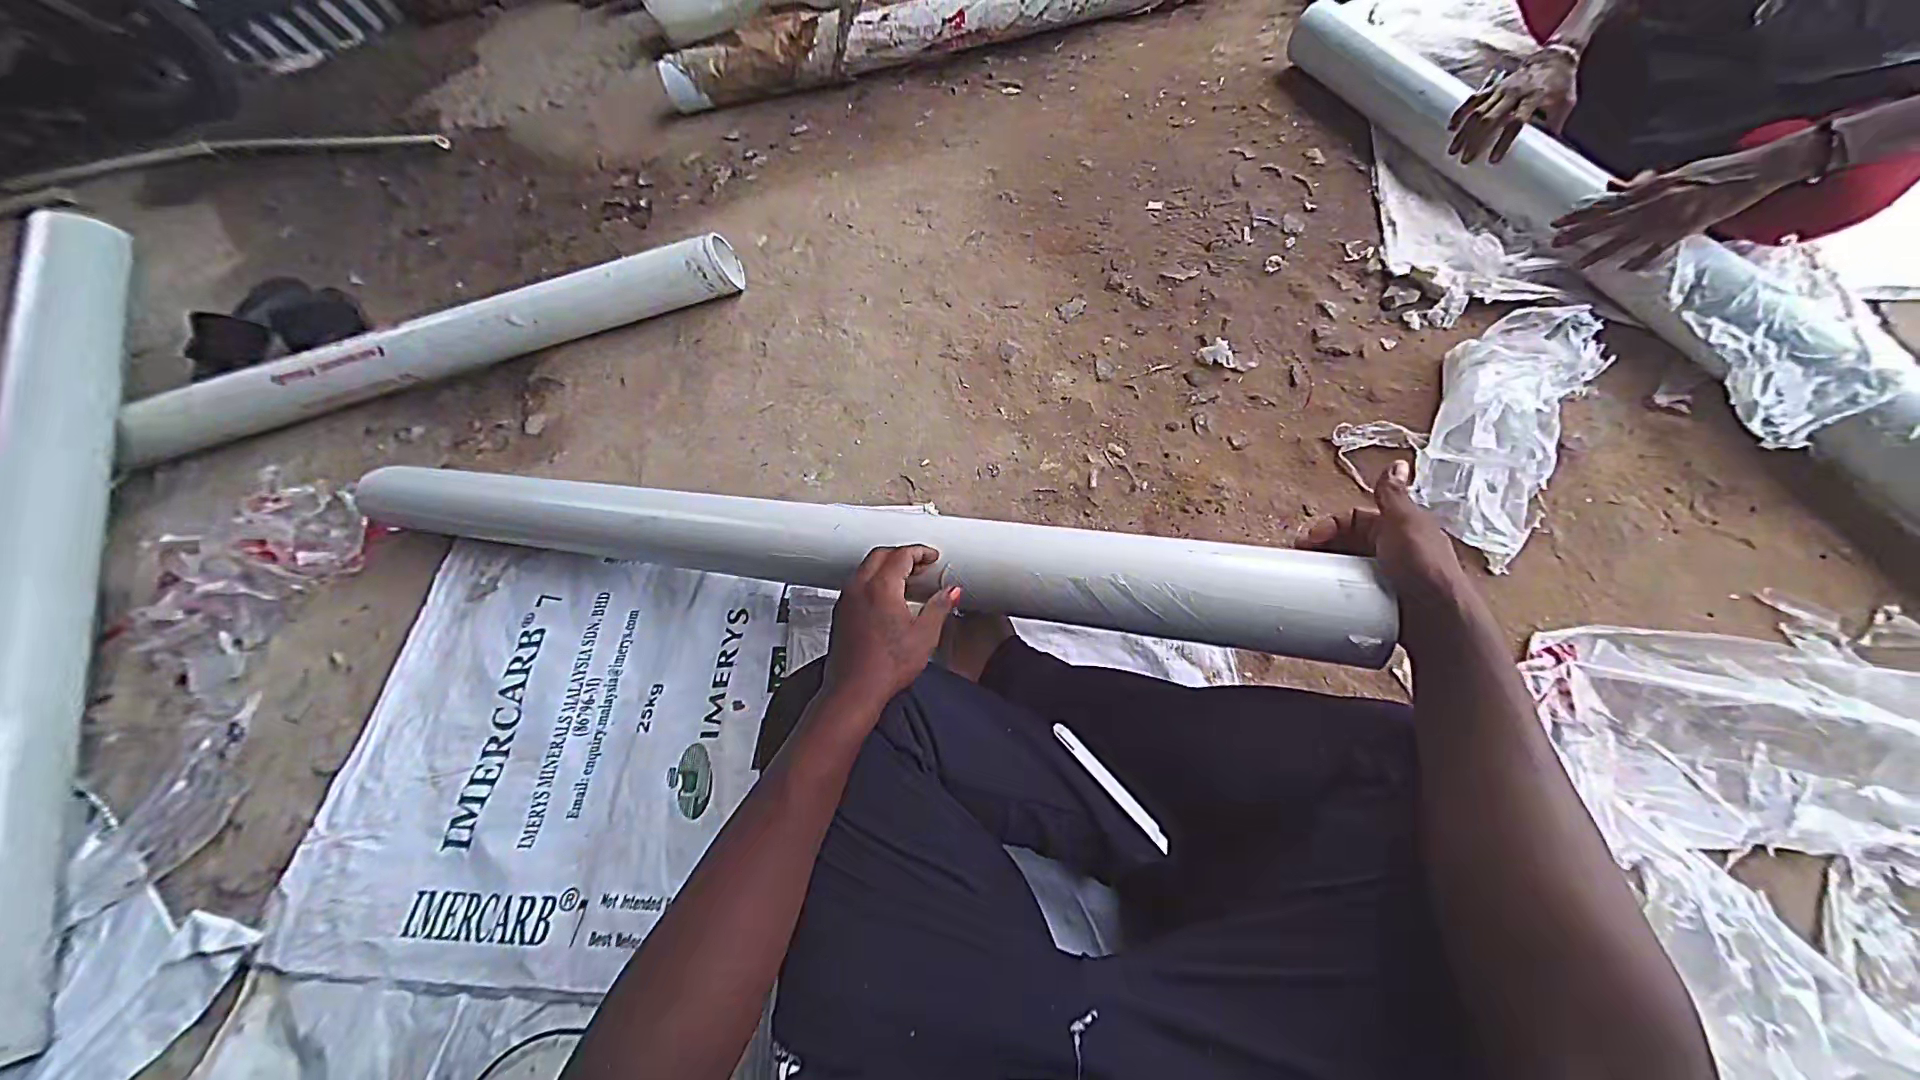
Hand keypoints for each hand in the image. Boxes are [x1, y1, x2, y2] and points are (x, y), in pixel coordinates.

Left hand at [824, 546, 960, 709]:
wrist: (854, 691)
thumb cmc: (884, 668)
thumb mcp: (925, 635)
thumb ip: (939, 607)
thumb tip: (950, 593)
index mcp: (881, 587)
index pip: (901, 554)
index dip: (920, 552)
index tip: (931, 557)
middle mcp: (859, 588)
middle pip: (881, 555)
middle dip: (902, 554)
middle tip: (921, 564)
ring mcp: (846, 600)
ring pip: (866, 567)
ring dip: (886, 566)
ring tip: (906, 580)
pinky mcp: (841, 613)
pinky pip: (857, 583)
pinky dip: (873, 580)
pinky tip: (887, 598)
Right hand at [1301, 460, 1470, 637]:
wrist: (1435, 615)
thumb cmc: (1422, 565)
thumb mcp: (1405, 523)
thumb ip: (1393, 495)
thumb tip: (1397, 463)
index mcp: (1395, 527)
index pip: (1350, 520)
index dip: (1327, 527)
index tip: (1309, 540)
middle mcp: (1388, 548)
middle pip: (1343, 542)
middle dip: (1320, 547)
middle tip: (1301, 558)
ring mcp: (1382, 575)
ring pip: (1343, 565)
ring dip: (1323, 567)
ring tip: (1306, 575)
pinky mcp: (1376, 598)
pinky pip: (1347, 588)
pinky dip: (1332, 588)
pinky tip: (1321, 593)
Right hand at [1448, 45, 1579, 165]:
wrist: (1554, 58)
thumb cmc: (1561, 85)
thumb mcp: (1565, 104)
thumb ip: (1553, 127)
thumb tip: (1546, 152)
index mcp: (1535, 96)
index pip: (1516, 122)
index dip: (1503, 141)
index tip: (1493, 160)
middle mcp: (1515, 92)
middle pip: (1489, 118)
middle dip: (1476, 140)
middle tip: (1465, 159)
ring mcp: (1502, 89)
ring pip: (1478, 112)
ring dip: (1464, 132)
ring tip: (1453, 150)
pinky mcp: (1493, 87)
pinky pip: (1473, 100)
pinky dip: (1460, 113)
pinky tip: (1451, 128)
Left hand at [1550, 137, 1824, 269]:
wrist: (1760, 169)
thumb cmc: (1716, 171)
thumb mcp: (1677, 172)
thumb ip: (1645, 182)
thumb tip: (1616, 186)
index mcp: (1653, 188)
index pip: (1608, 203)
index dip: (1581, 214)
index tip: (1557, 223)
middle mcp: (1656, 202)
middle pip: (1609, 221)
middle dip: (1580, 233)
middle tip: (1554, 243)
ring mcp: (1671, 217)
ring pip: (1628, 238)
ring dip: (1601, 252)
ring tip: (1578, 265)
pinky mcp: (1690, 228)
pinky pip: (1660, 247)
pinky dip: (1642, 258)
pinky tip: (1624, 268)